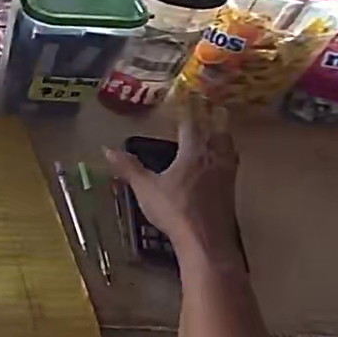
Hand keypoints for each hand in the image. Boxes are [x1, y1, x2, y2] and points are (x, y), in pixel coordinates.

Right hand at [103, 99, 245, 271]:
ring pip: (228, 147)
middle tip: (213, 104)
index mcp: (194, 155)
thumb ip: (128, 167)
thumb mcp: (145, 187)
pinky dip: (227, 152)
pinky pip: (230, 161)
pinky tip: (222, 158)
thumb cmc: (174, 209)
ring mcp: (226, 174)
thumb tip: (107, 149)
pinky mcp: (230, 188)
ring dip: (223, 134)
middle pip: (217, 132)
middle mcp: (214, 159)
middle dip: (213, 118)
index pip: (192, 126)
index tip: (186, 97)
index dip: (188, 111)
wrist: (205, 239)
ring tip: (220, 127)